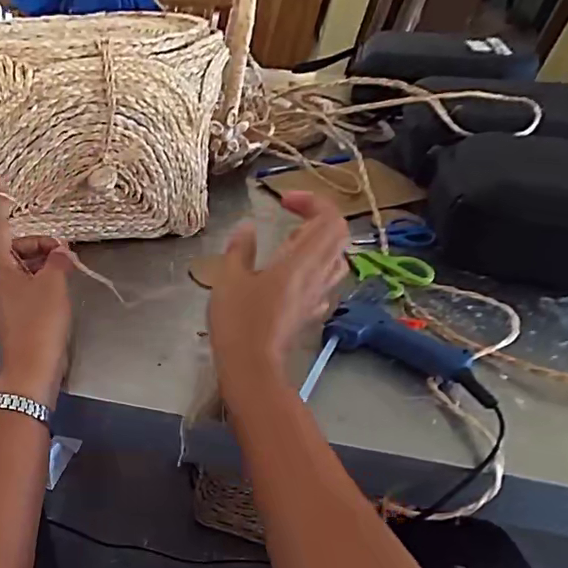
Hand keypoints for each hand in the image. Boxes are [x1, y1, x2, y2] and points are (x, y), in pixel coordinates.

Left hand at [0, 194, 72, 404]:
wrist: (33, 366)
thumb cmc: (40, 322)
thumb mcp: (53, 284)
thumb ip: (57, 259)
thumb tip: (60, 252)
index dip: (1, 208)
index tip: (3, 191)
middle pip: (14, 249)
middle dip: (39, 245)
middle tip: (65, 253)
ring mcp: (0, 298)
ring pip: (21, 268)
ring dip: (42, 264)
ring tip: (66, 270)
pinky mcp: (11, 313)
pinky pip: (23, 286)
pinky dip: (40, 280)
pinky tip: (59, 287)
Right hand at [207, 192, 348, 399]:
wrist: (252, 366)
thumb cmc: (239, 321)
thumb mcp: (229, 278)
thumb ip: (240, 248)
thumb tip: (247, 228)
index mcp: (302, 260)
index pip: (330, 218)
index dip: (312, 201)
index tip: (283, 202)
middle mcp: (318, 275)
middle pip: (338, 236)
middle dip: (318, 218)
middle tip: (290, 218)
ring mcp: (318, 295)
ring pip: (336, 258)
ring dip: (319, 243)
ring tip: (290, 243)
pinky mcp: (312, 312)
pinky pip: (324, 281)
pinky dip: (314, 268)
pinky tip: (291, 274)